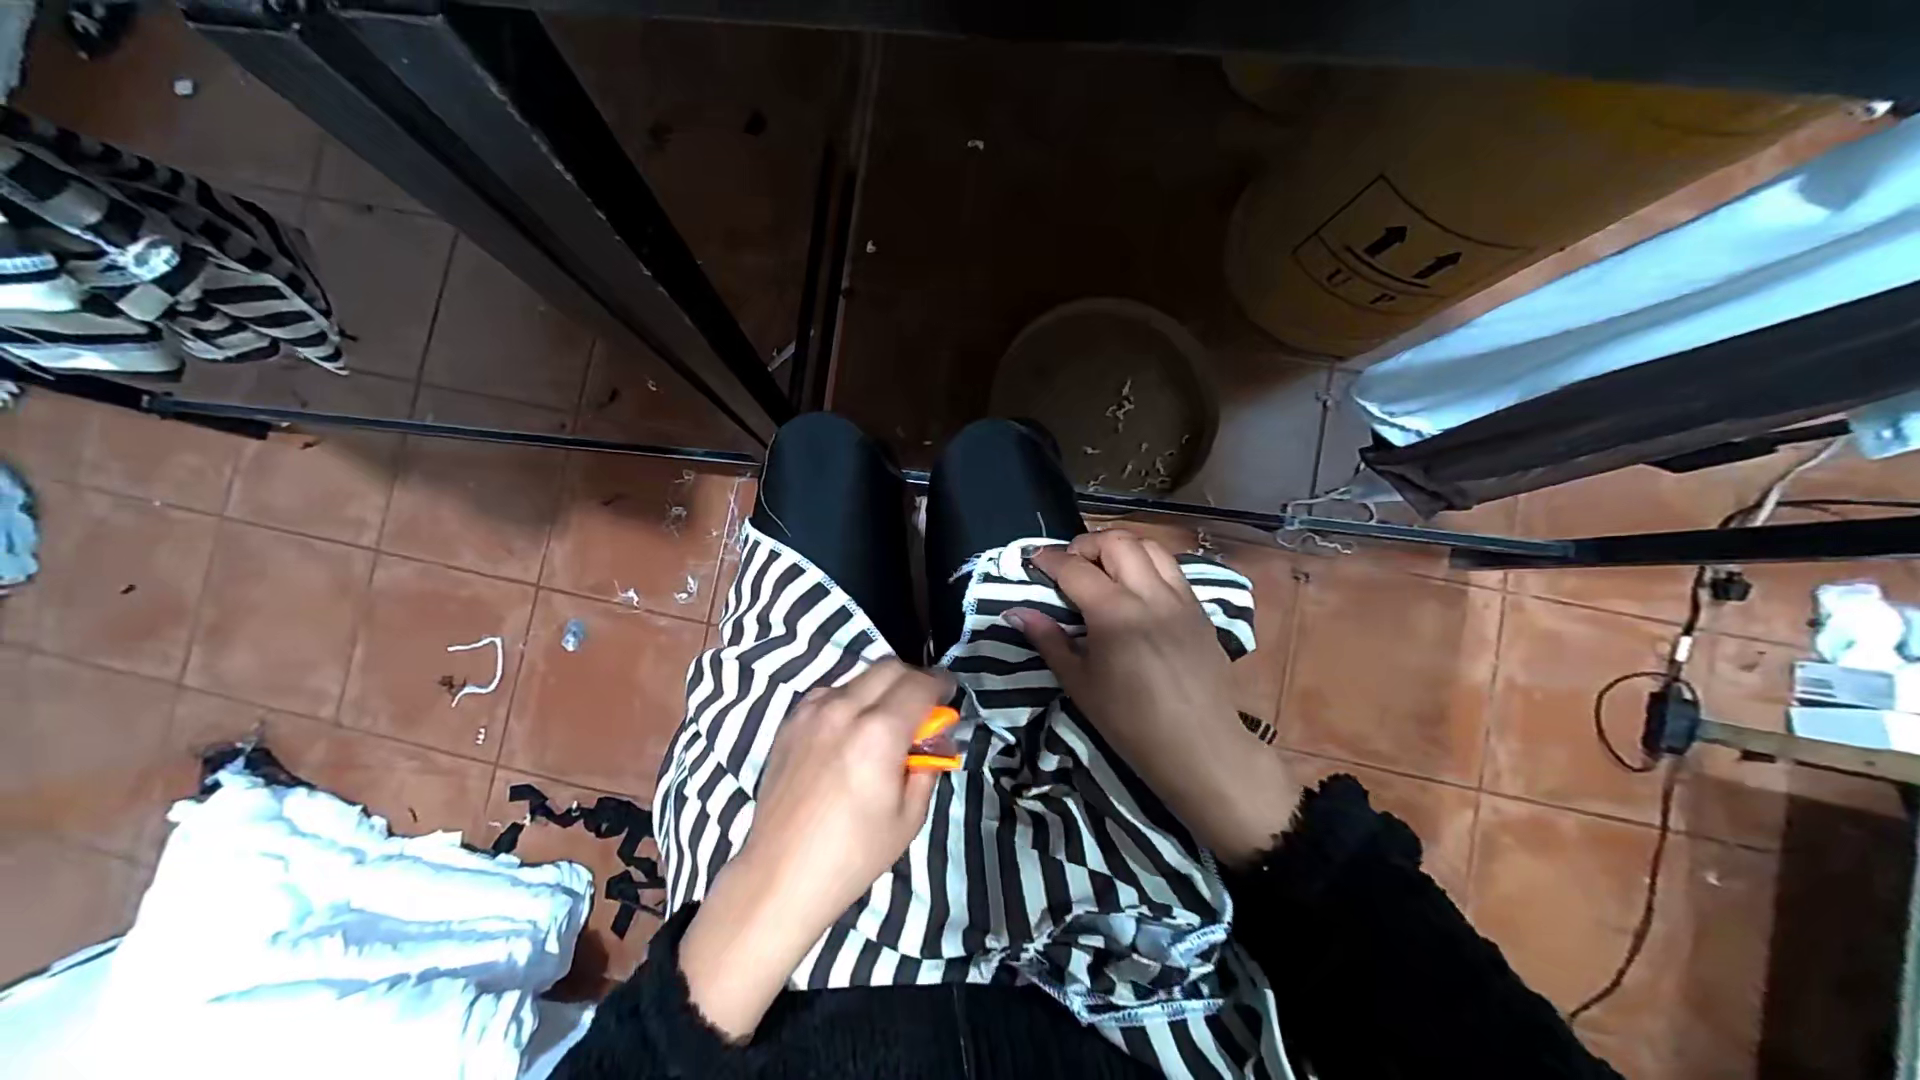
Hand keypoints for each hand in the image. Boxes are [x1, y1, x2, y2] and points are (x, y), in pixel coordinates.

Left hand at [678, 660, 951, 1039]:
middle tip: (924, 705)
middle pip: (889, 667)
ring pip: (858, 677)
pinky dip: (850, 699)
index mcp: (879, 732)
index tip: (949, 693)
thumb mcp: (909, 816)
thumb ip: (927, 765)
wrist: (781, 874)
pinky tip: (851, 731)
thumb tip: (934, 737)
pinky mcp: (790, 722)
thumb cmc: (853, 853)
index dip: (941, 684)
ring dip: (880, 688)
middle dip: (913, 679)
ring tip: (886, 721)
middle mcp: (844, 709)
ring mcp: (812, 712)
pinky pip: (829, 693)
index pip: (919, 684)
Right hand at [1008, 530, 1296, 867]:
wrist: (1197, 745)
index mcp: (1114, 613)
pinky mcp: (1199, 609)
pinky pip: (1171, 567)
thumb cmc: (1129, 721)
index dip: (1050, 558)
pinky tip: (1135, 586)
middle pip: (1116, 541)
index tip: (1034, 559)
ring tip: (1103, 567)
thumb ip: (1048, 640)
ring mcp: (1180, 598)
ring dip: (1120, 546)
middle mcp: (1149, 594)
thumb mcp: (1079, 683)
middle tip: (1070, 563)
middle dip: (1086, 543)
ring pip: (1149, 546)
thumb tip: (1016, 612)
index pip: (1075, 568)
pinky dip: (1147, 562)